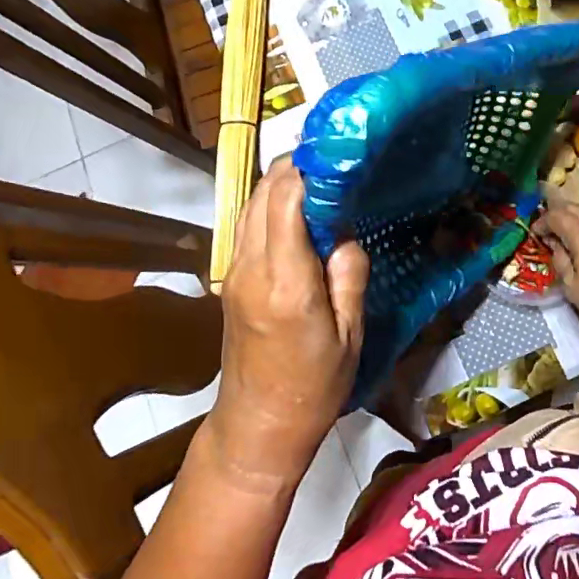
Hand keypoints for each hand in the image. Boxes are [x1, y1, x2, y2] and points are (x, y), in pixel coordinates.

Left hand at [206, 158, 367, 489]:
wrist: (258, 423)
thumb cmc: (314, 386)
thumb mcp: (350, 335)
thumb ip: (348, 274)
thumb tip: (343, 230)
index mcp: (286, 282)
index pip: (286, 200)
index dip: (307, 169)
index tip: (335, 155)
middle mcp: (251, 267)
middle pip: (262, 193)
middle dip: (293, 169)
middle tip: (330, 164)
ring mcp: (233, 270)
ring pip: (249, 204)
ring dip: (278, 184)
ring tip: (315, 182)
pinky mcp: (228, 277)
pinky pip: (245, 225)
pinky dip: (267, 205)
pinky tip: (293, 211)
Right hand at [535, 193, 578, 353]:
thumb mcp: (572, 286)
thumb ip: (560, 259)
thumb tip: (556, 245)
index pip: (555, 216)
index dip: (541, 222)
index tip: (535, 234)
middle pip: (573, 207)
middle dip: (558, 216)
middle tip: (549, 232)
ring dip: (576, 222)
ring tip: (570, 240)